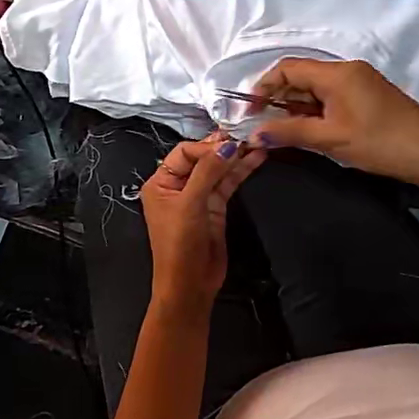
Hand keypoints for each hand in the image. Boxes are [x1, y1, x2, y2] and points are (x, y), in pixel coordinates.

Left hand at [141, 136, 266, 305]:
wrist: (190, 284)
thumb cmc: (179, 244)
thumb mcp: (190, 204)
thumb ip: (208, 171)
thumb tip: (227, 144)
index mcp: (160, 182)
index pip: (184, 153)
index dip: (206, 147)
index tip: (230, 143)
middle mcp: (178, 186)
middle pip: (202, 158)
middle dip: (223, 148)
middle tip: (247, 135)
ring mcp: (198, 197)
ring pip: (218, 170)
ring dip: (236, 158)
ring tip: (257, 143)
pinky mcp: (215, 208)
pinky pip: (228, 184)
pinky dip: (241, 171)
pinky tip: (256, 158)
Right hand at [252, 58, 418, 195]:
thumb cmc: (379, 143)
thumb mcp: (329, 139)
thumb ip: (289, 132)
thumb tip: (253, 133)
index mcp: (337, 73)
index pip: (287, 68)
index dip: (263, 87)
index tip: (250, 112)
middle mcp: (347, 69)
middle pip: (301, 75)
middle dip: (278, 97)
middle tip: (263, 124)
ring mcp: (360, 81)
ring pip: (315, 87)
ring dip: (296, 106)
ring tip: (283, 131)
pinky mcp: (369, 95)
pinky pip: (331, 95)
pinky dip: (314, 109)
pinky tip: (310, 129)